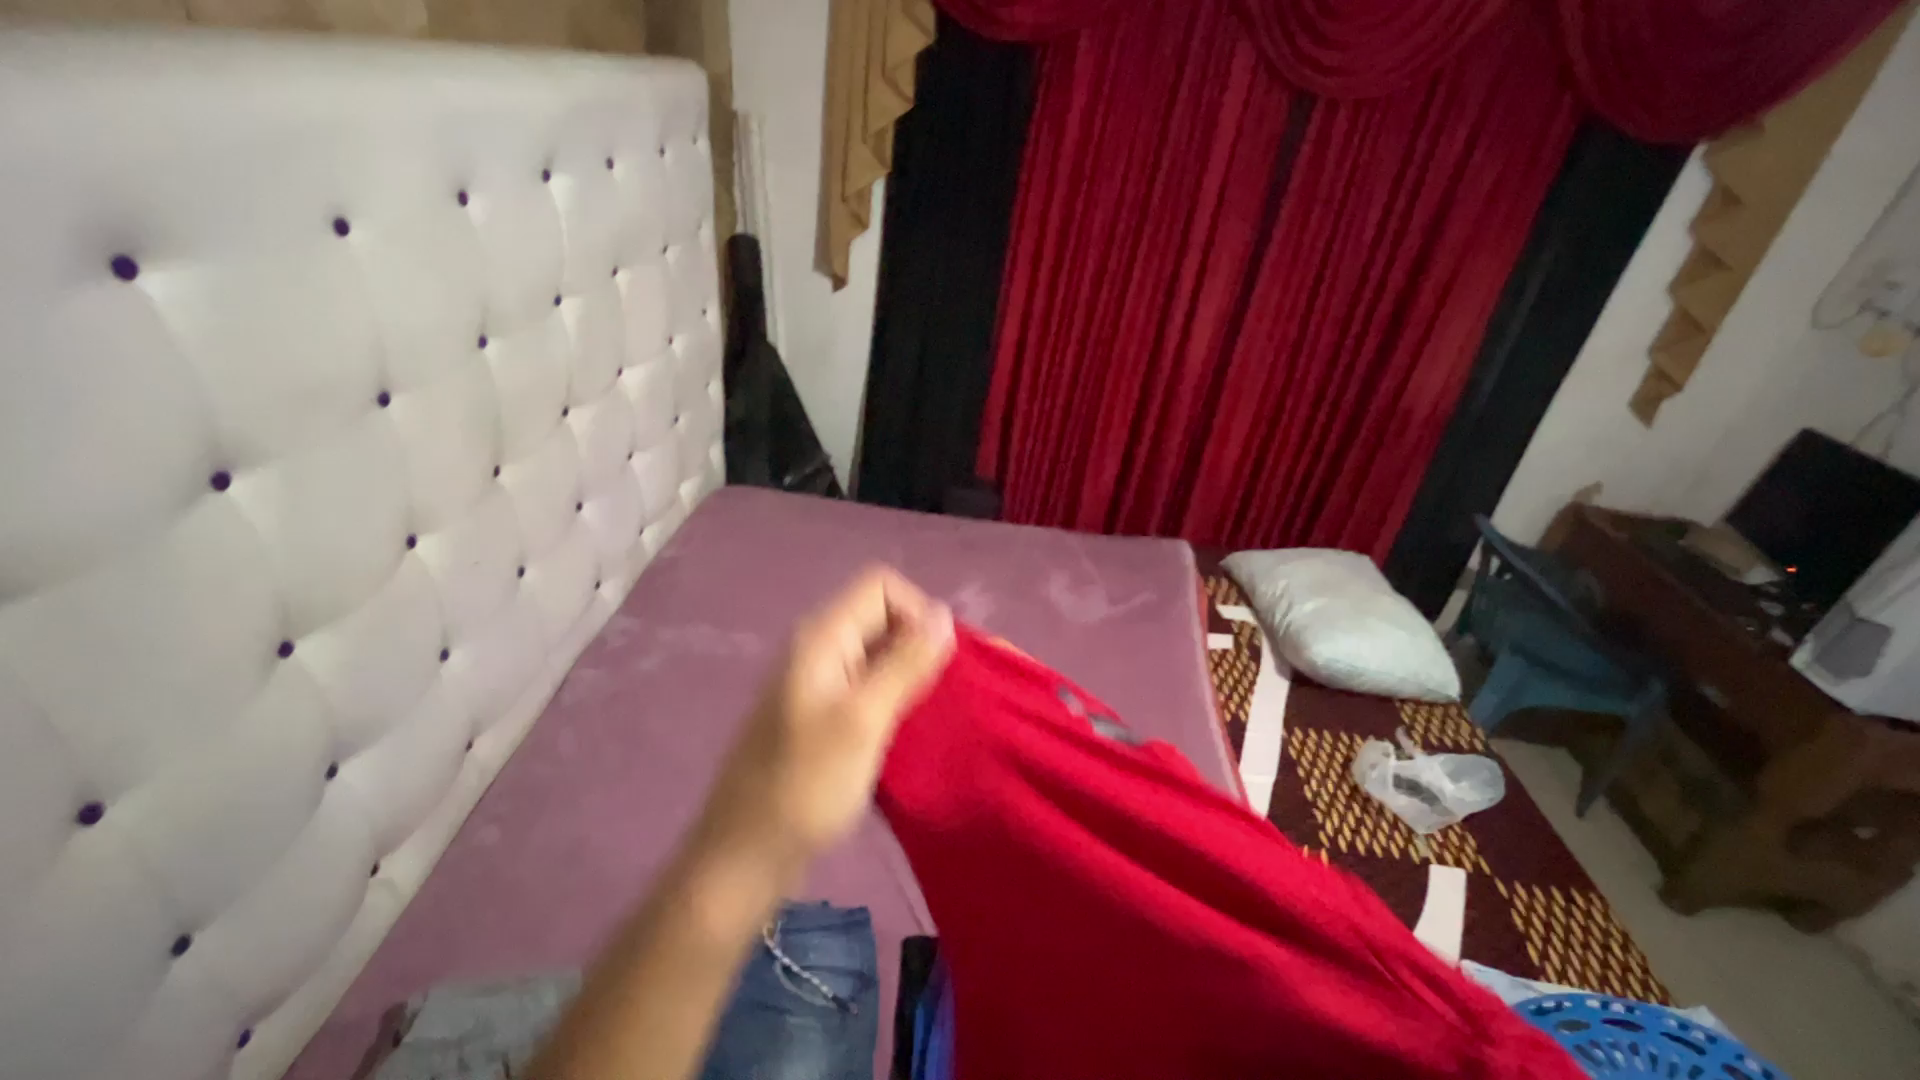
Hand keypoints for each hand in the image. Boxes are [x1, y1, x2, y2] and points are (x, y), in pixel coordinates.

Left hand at [700, 566, 954, 869]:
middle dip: (919, 644)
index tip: (937, 665)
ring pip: (878, 654)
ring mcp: (818, 684)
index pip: (881, 586)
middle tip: (941, 695)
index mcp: (821, 638)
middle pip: (882, 616)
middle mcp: (818, 650)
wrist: (746, 854)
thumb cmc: (804, 786)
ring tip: (931, 717)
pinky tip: (907, 734)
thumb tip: (944, 613)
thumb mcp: (863, 721)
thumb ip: (904, 663)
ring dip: (910, 675)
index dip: (918, 613)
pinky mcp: (822, 717)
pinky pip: (869, 687)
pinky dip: (894, 700)